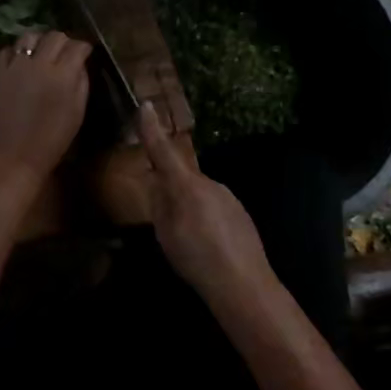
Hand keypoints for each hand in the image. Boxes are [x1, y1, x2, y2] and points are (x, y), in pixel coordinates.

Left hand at [0, 30, 91, 180]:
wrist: (20, 153)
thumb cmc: (55, 136)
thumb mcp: (78, 110)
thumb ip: (81, 81)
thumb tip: (79, 63)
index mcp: (63, 74)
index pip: (77, 46)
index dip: (84, 48)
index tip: (86, 53)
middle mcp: (39, 64)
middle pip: (55, 36)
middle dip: (65, 42)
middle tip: (66, 54)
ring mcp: (17, 67)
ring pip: (29, 36)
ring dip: (40, 41)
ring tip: (44, 53)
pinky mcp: (1, 74)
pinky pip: (7, 50)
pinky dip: (16, 51)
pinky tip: (23, 61)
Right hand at [137, 103, 275, 306]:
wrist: (244, 284)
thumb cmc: (197, 259)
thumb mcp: (166, 234)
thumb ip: (160, 205)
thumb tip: (158, 186)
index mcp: (186, 186)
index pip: (163, 151)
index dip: (152, 130)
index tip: (147, 105)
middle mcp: (209, 183)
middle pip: (182, 178)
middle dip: (172, 192)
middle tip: (167, 223)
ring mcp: (228, 196)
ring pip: (199, 194)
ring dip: (191, 209)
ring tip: (190, 243)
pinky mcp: (240, 212)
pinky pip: (214, 207)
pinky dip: (206, 220)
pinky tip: (209, 246)